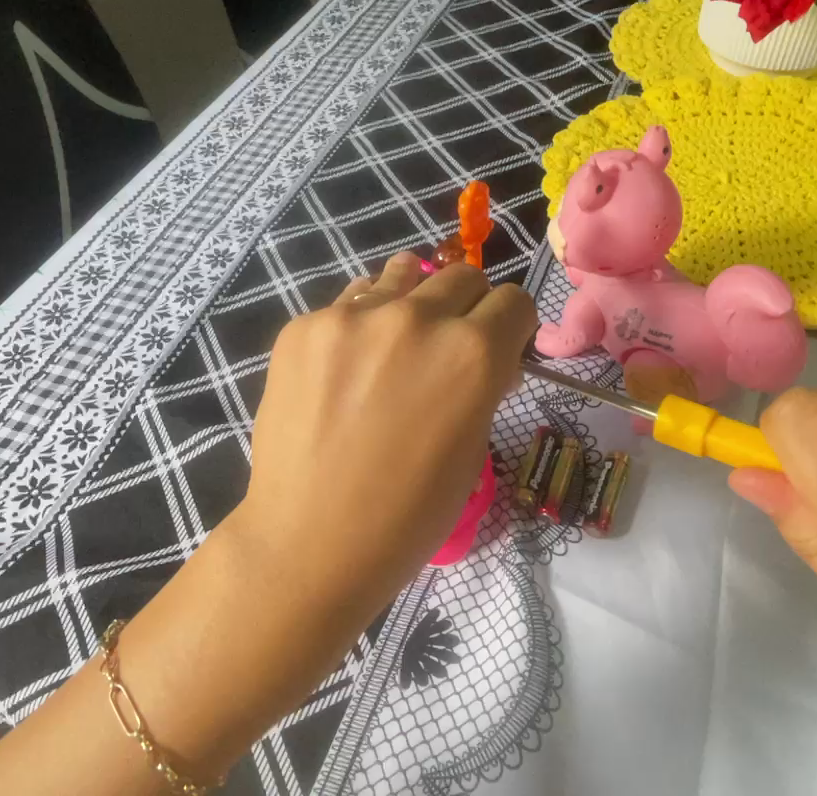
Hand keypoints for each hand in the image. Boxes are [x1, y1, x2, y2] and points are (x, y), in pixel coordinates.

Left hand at [235, 251, 536, 617]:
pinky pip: (347, 303)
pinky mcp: (303, 325)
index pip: (513, 301)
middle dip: (465, 308)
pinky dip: (357, 326)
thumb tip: (486, 355)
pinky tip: (343, 370)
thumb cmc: (406, 515)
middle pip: (460, 277)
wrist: (310, 541)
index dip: (510, 327)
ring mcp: (352, 316)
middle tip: (444, 350)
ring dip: (410, 302)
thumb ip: (482, 384)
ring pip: (401, 275)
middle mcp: (416, 318)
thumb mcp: (471, 450)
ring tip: (392, 346)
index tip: (498, 348)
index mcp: (472, 353)